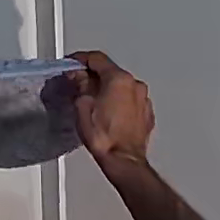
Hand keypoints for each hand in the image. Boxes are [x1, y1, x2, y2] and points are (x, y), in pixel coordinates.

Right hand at [67, 51, 153, 174]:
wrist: (123, 160)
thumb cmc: (104, 137)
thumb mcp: (82, 106)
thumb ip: (80, 85)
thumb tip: (79, 78)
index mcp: (119, 79)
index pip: (97, 59)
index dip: (81, 59)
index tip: (73, 62)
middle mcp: (135, 86)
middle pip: (110, 71)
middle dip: (93, 75)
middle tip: (78, 82)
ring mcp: (143, 100)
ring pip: (121, 86)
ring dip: (107, 89)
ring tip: (92, 100)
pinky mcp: (146, 114)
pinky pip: (130, 100)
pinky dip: (118, 102)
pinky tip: (107, 113)